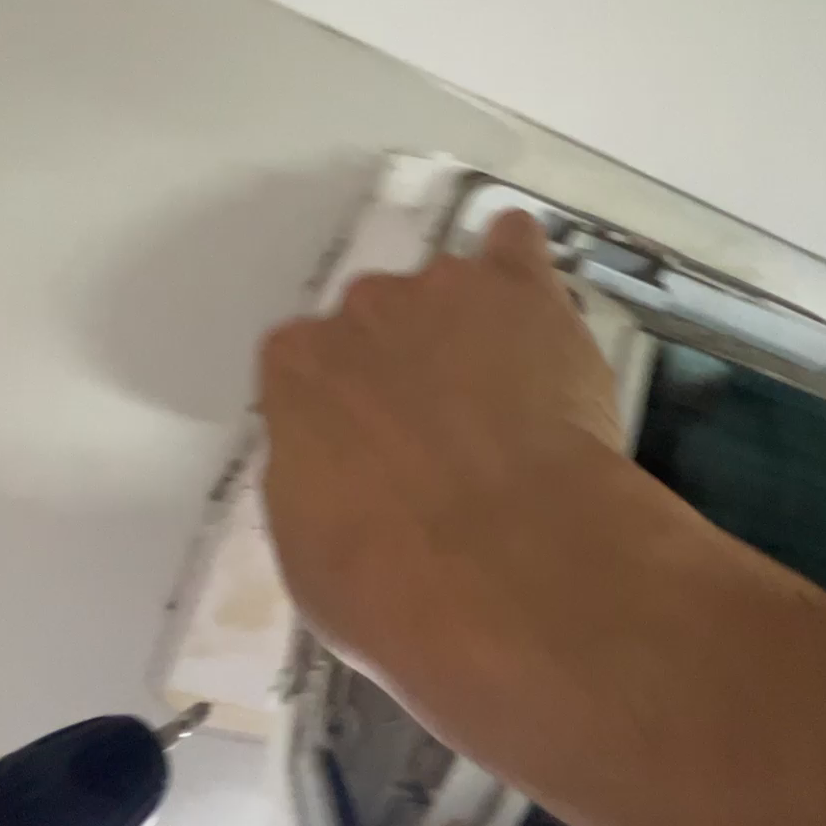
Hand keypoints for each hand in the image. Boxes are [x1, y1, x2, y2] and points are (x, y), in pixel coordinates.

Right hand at [256, 210, 626, 684]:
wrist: (508, 567)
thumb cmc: (391, 580)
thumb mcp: (308, 547)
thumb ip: (312, 474)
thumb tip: (336, 456)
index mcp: (297, 367)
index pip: (308, 370)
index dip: (344, 412)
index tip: (370, 452)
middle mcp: (361, 309)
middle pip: (378, 326)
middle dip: (405, 370)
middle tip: (445, 436)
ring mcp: (443, 288)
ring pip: (446, 293)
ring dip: (464, 333)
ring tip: (507, 400)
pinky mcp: (521, 290)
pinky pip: (513, 245)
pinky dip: (516, 266)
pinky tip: (528, 301)